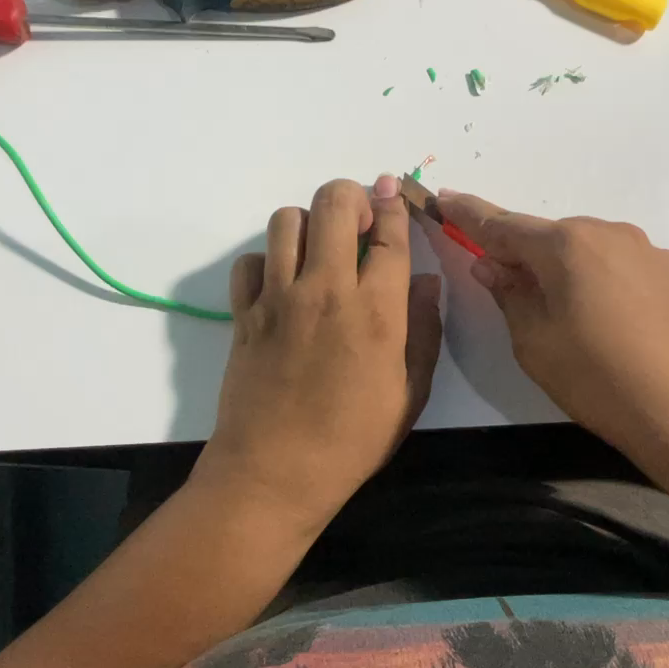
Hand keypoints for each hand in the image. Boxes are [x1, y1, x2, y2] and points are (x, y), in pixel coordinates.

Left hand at [196, 176, 442, 531]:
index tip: (394, 196)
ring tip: (318, 252)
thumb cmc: (351, 442)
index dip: (394, 206)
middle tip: (358, 223)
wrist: (275, 472)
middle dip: (351, 197)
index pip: (389, 234)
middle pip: (333, 203)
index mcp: (376, 310)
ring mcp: (277, 298)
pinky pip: (248, 262)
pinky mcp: (243, 314)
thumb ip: (423, 333)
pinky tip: (280, 286)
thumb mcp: (409, 396)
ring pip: (285, 220)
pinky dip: (266, 262)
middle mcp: (325, 289)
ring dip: (307, 224)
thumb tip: (425, 282)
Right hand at [439, 192, 668, 469]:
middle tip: (501, 285)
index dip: (467, 213)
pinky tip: (608, 328)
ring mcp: (650, 253)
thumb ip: (510, 297)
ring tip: (561, 320)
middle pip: (549, 238)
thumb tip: (492, 265)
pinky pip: (620, 271)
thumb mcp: (537, 346)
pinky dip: (599, 286)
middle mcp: (609, 234)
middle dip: (520, 254)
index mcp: (566, 245)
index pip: (501, 223)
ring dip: (563, 273)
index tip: (441, 198)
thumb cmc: (604, 382)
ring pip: (588, 255)